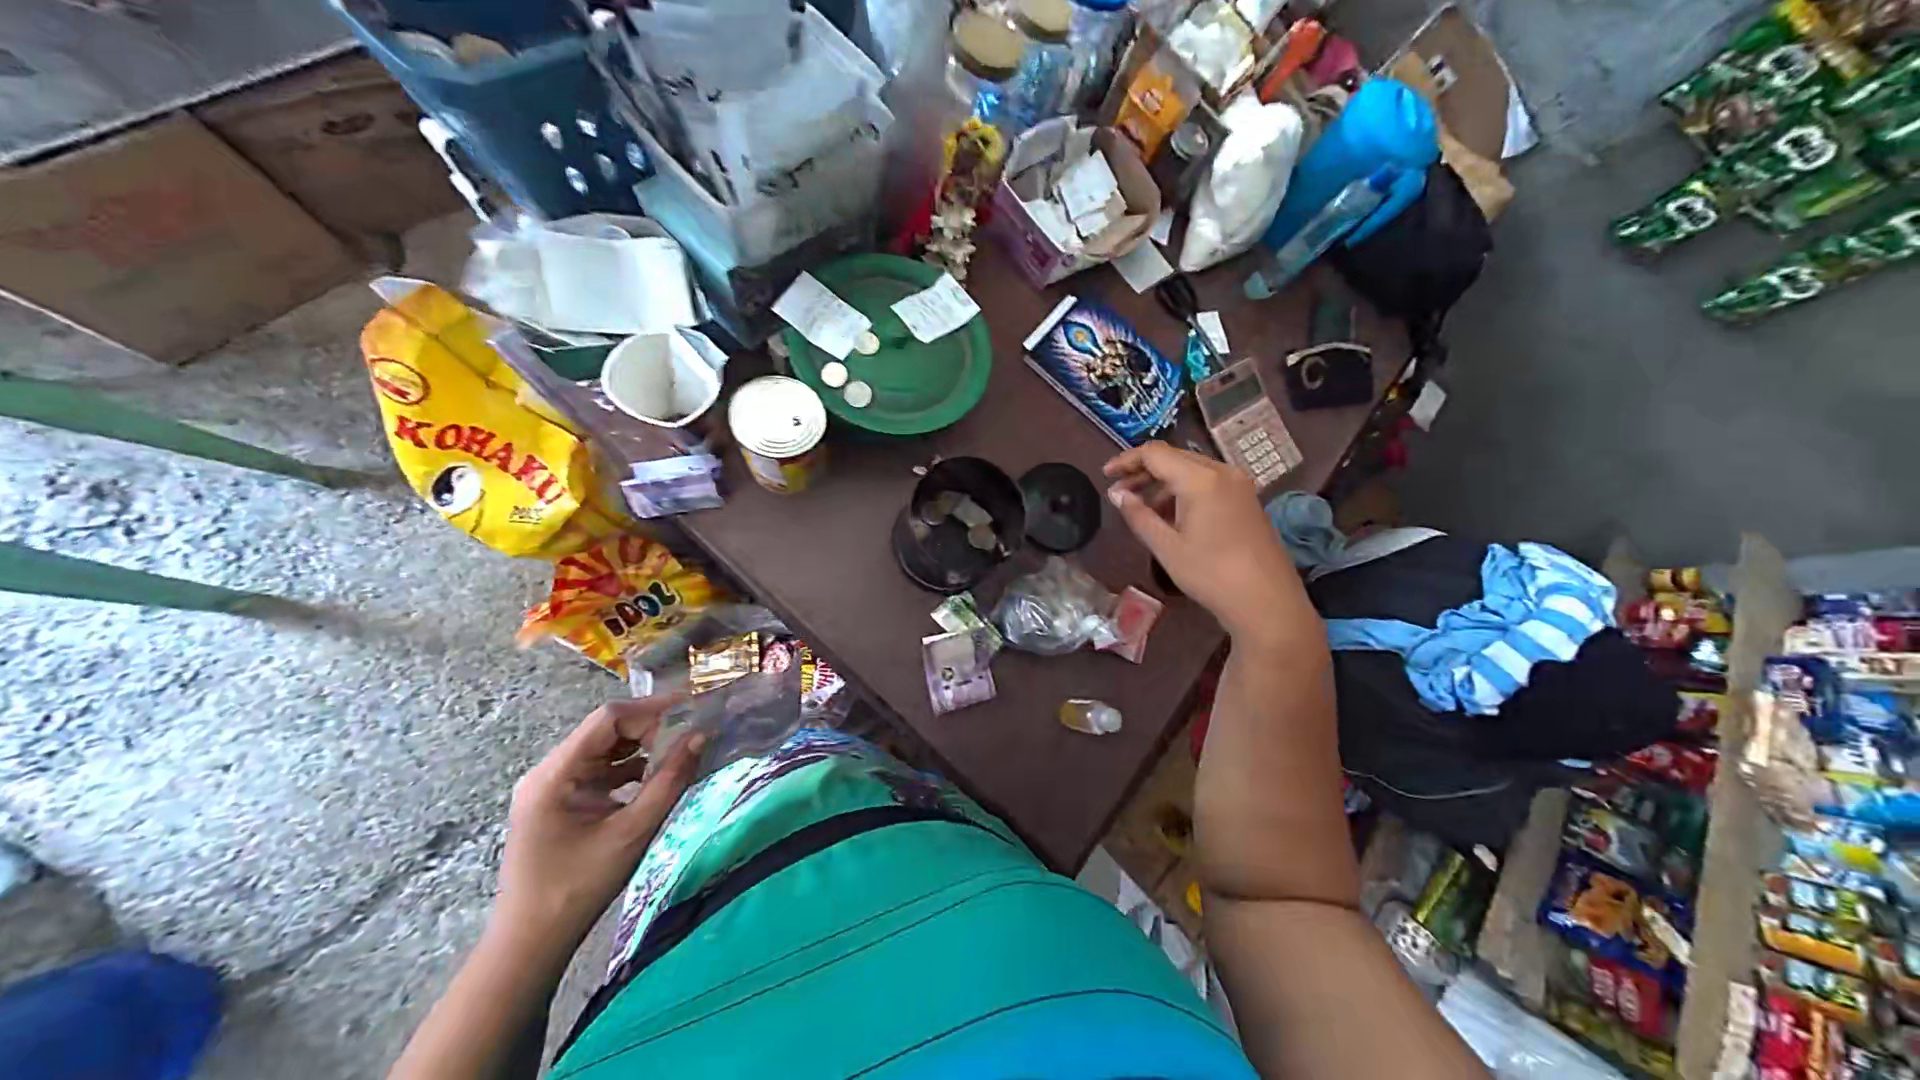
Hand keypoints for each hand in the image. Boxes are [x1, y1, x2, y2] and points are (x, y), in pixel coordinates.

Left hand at [493, 699, 703, 960]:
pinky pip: (601, 770)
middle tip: (692, 732)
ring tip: (682, 750)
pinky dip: (631, 768)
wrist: (531, 942)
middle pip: (606, 729)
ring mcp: (552, 786)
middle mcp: (549, 771)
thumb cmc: (579, 887)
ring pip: (605, 748)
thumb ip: (669, 781)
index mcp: (555, 773)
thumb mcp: (632, 832)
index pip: (608, 718)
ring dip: (643, 747)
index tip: (691, 712)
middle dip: (652, 727)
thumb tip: (701, 737)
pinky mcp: (561, 801)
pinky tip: (658, 776)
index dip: (652, 710)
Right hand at [1103, 441, 1301, 643]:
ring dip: (1163, 483)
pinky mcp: (1246, 499)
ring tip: (1142, 509)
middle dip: (1143, 472)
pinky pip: (1208, 483)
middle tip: (1120, 493)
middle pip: (1174, 457)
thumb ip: (1138, 515)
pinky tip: (1171, 516)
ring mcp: (1239, 484)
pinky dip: (1184, 491)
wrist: (1267, 601)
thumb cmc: (1211, 574)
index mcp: (1201, 479)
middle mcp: (1222, 471)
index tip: (1105, 475)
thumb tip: (1116, 494)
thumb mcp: (1166, 547)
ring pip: (1191, 470)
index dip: (1126, 460)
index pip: (1155, 453)